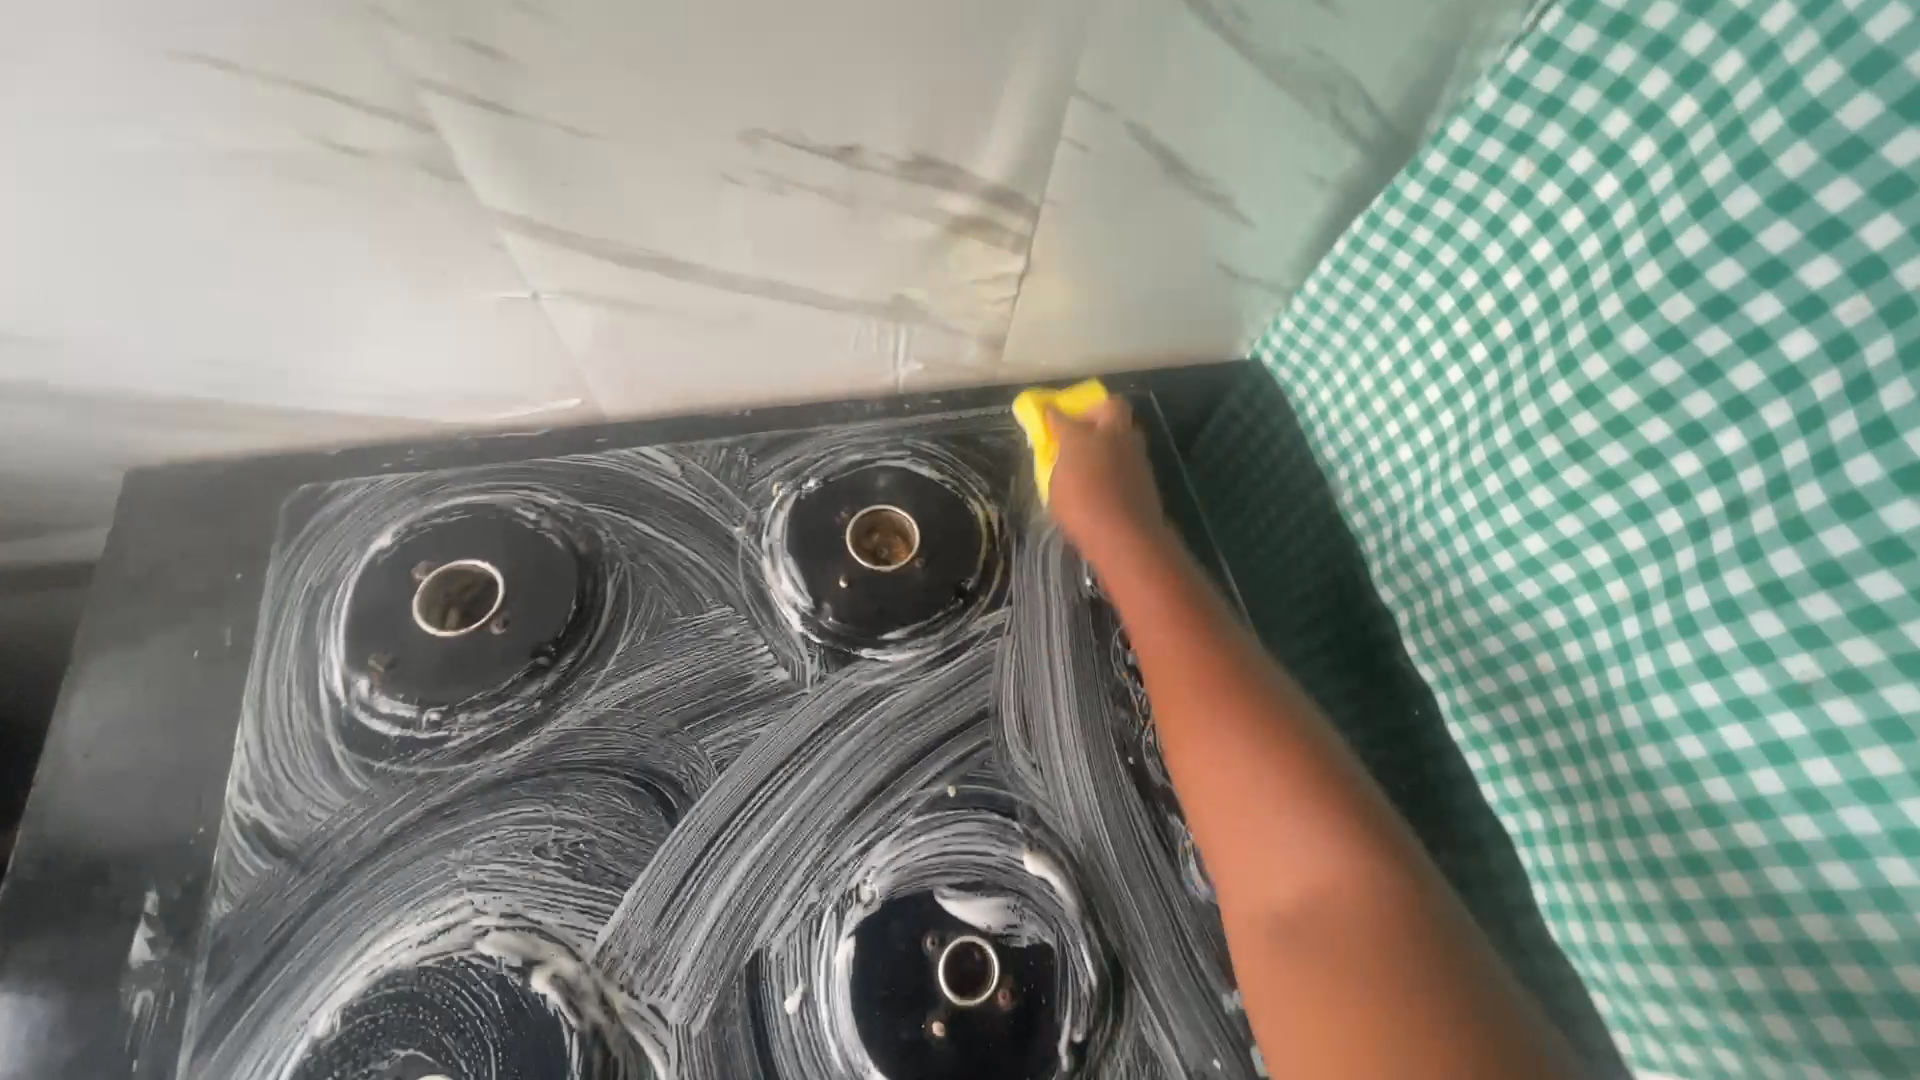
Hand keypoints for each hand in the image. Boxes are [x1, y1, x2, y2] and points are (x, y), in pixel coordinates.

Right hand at [1045, 397, 1166, 563]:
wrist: (1125, 535)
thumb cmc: (1081, 511)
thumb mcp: (1056, 488)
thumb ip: (1060, 465)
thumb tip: (1065, 457)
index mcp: (1081, 438)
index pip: (1063, 418)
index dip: (1054, 415)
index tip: (1049, 415)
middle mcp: (1111, 436)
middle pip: (1111, 406)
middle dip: (1096, 411)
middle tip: (1084, 427)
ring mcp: (1134, 453)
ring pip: (1126, 429)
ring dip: (1113, 436)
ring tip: (1098, 455)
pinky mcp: (1148, 472)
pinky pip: (1132, 455)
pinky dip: (1121, 459)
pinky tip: (1110, 477)